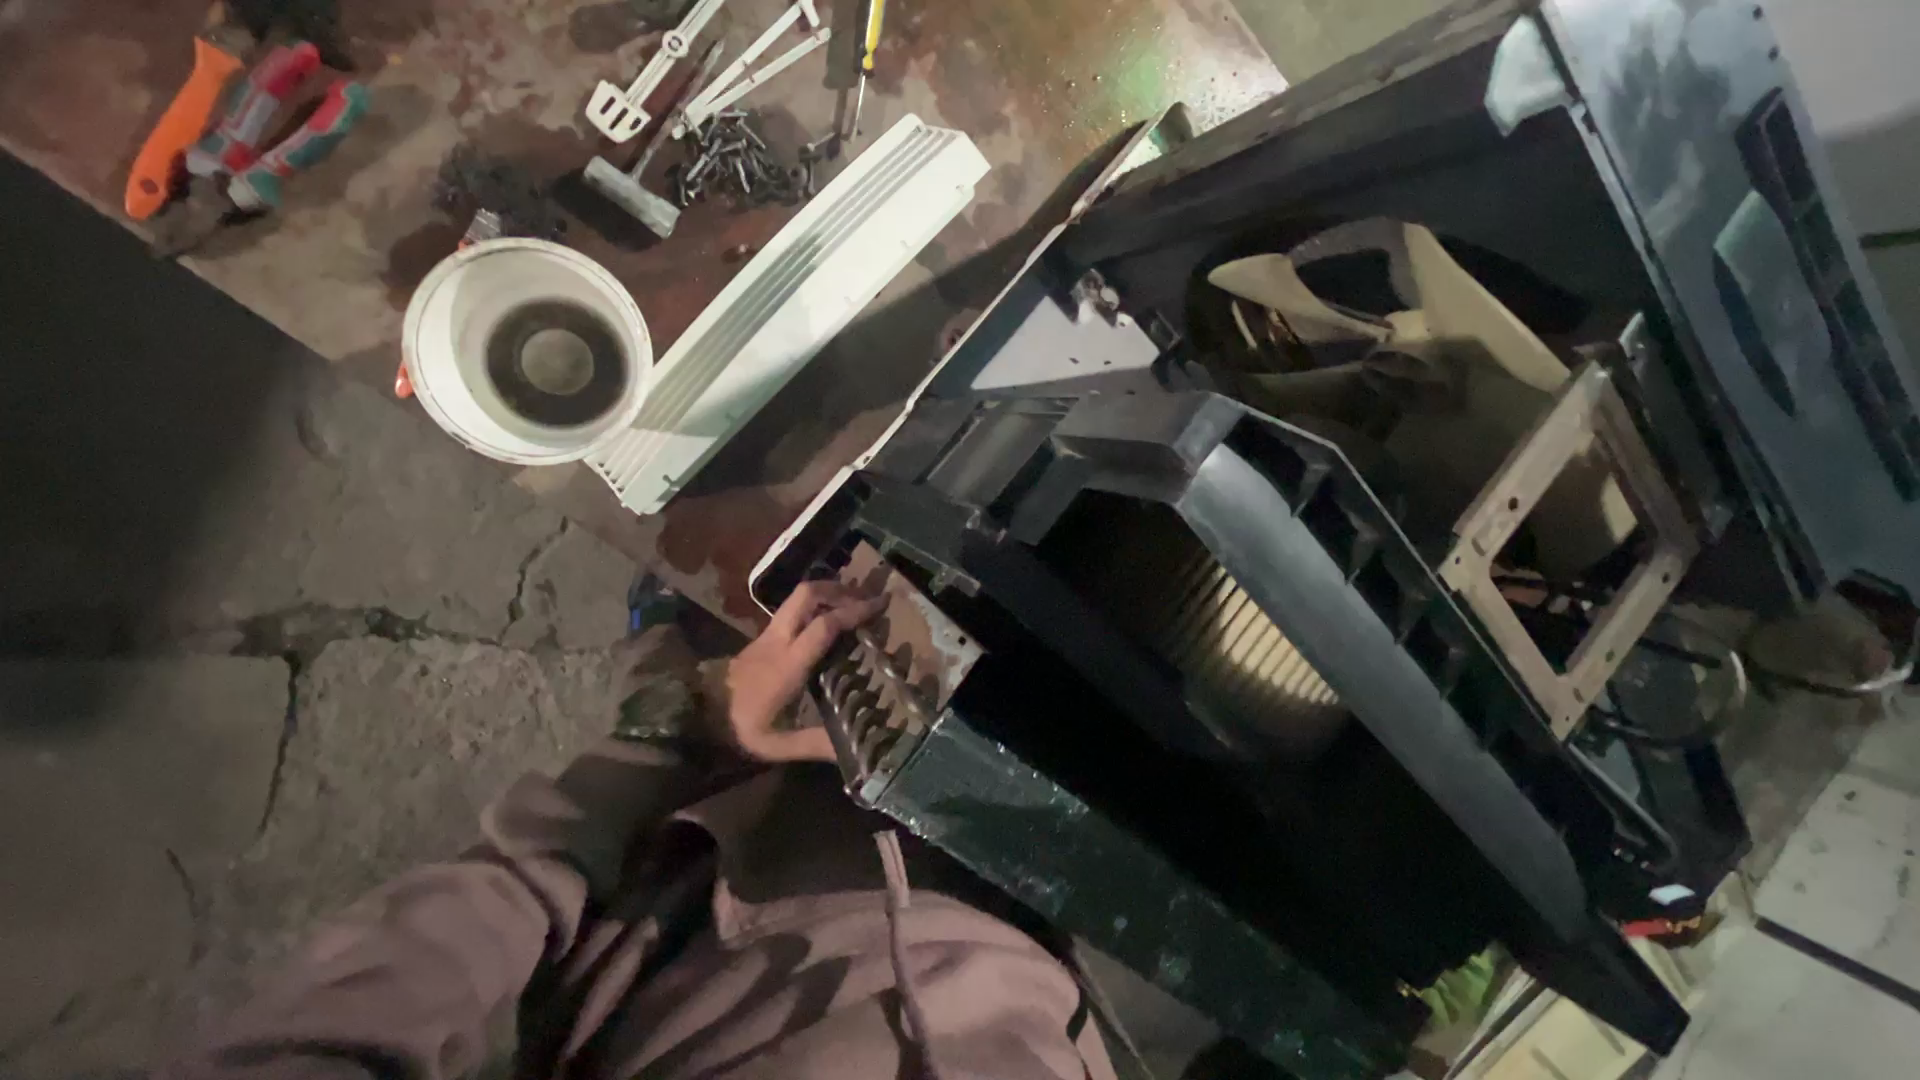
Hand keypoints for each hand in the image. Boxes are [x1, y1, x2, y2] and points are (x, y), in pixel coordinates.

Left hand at [704, 580, 885, 762]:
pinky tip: (831, 621)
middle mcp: (776, 641)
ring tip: (854, 604)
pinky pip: (793, 611)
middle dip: (840, 590)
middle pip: (806, 595)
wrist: (699, 715)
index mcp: (786, 665)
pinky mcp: (763, 637)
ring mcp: (767, 635)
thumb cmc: (742, 729)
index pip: (822, 626)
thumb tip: (856, 748)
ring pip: (798, 598)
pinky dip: (816, 607)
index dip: (853, 612)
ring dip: (827, 594)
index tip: (880, 606)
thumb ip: (816, 743)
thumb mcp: (779, 745)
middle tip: (867, 599)